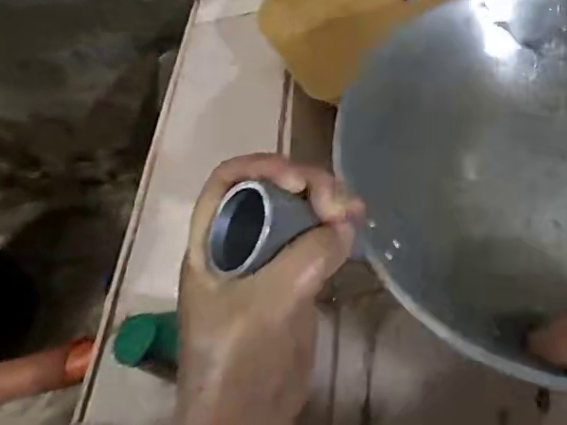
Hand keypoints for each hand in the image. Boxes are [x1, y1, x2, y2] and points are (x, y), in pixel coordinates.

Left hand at [175, 155, 363, 424]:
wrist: (246, 419)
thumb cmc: (236, 358)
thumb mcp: (267, 304)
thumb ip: (306, 257)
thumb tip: (345, 226)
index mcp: (210, 243)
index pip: (229, 180)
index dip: (263, 167)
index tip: (299, 182)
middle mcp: (238, 239)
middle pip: (274, 186)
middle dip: (310, 184)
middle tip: (340, 206)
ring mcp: (268, 255)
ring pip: (300, 205)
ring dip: (329, 200)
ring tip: (355, 213)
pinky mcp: (294, 272)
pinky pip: (316, 231)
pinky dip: (337, 223)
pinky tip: (356, 227)